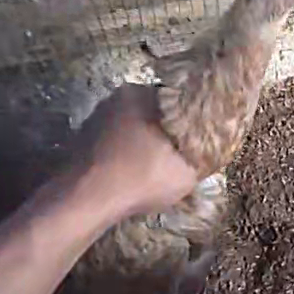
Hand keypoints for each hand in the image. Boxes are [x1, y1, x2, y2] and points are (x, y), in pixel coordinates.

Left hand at [64, 85, 200, 218]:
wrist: (85, 199)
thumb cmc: (142, 176)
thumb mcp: (188, 171)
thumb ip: (204, 153)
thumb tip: (211, 147)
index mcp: (144, 93)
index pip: (178, 97)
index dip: (191, 116)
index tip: (199, 134)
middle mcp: (118, 96)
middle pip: (155, 109)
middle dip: (167, 127)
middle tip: (180, 149)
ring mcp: (97, 116)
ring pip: (133, 124)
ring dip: (145, 139)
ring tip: (157, 162)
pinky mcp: (83, 136)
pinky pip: (115, 139)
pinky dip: (126, 150)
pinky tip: (133, 169)